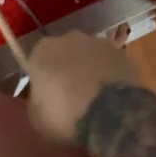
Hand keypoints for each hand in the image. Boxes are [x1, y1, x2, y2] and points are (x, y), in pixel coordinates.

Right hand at [26, 30, 143, 143]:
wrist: (111, 114)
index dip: (42, 81)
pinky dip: (108, 77)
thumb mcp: (36, 118)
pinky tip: (111, 98)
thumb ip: (34, 101)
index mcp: (41, 50)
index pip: (36, 62)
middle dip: (65, 72)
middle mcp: (67, 38)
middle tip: (70, 99)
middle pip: (63, 55)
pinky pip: (109, 65)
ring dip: (88, 72)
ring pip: (87, 57)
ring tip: (94, 100)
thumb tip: (40, 98)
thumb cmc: (65, 116)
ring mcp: (96, 42)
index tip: (47, 100)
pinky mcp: (120, 53)